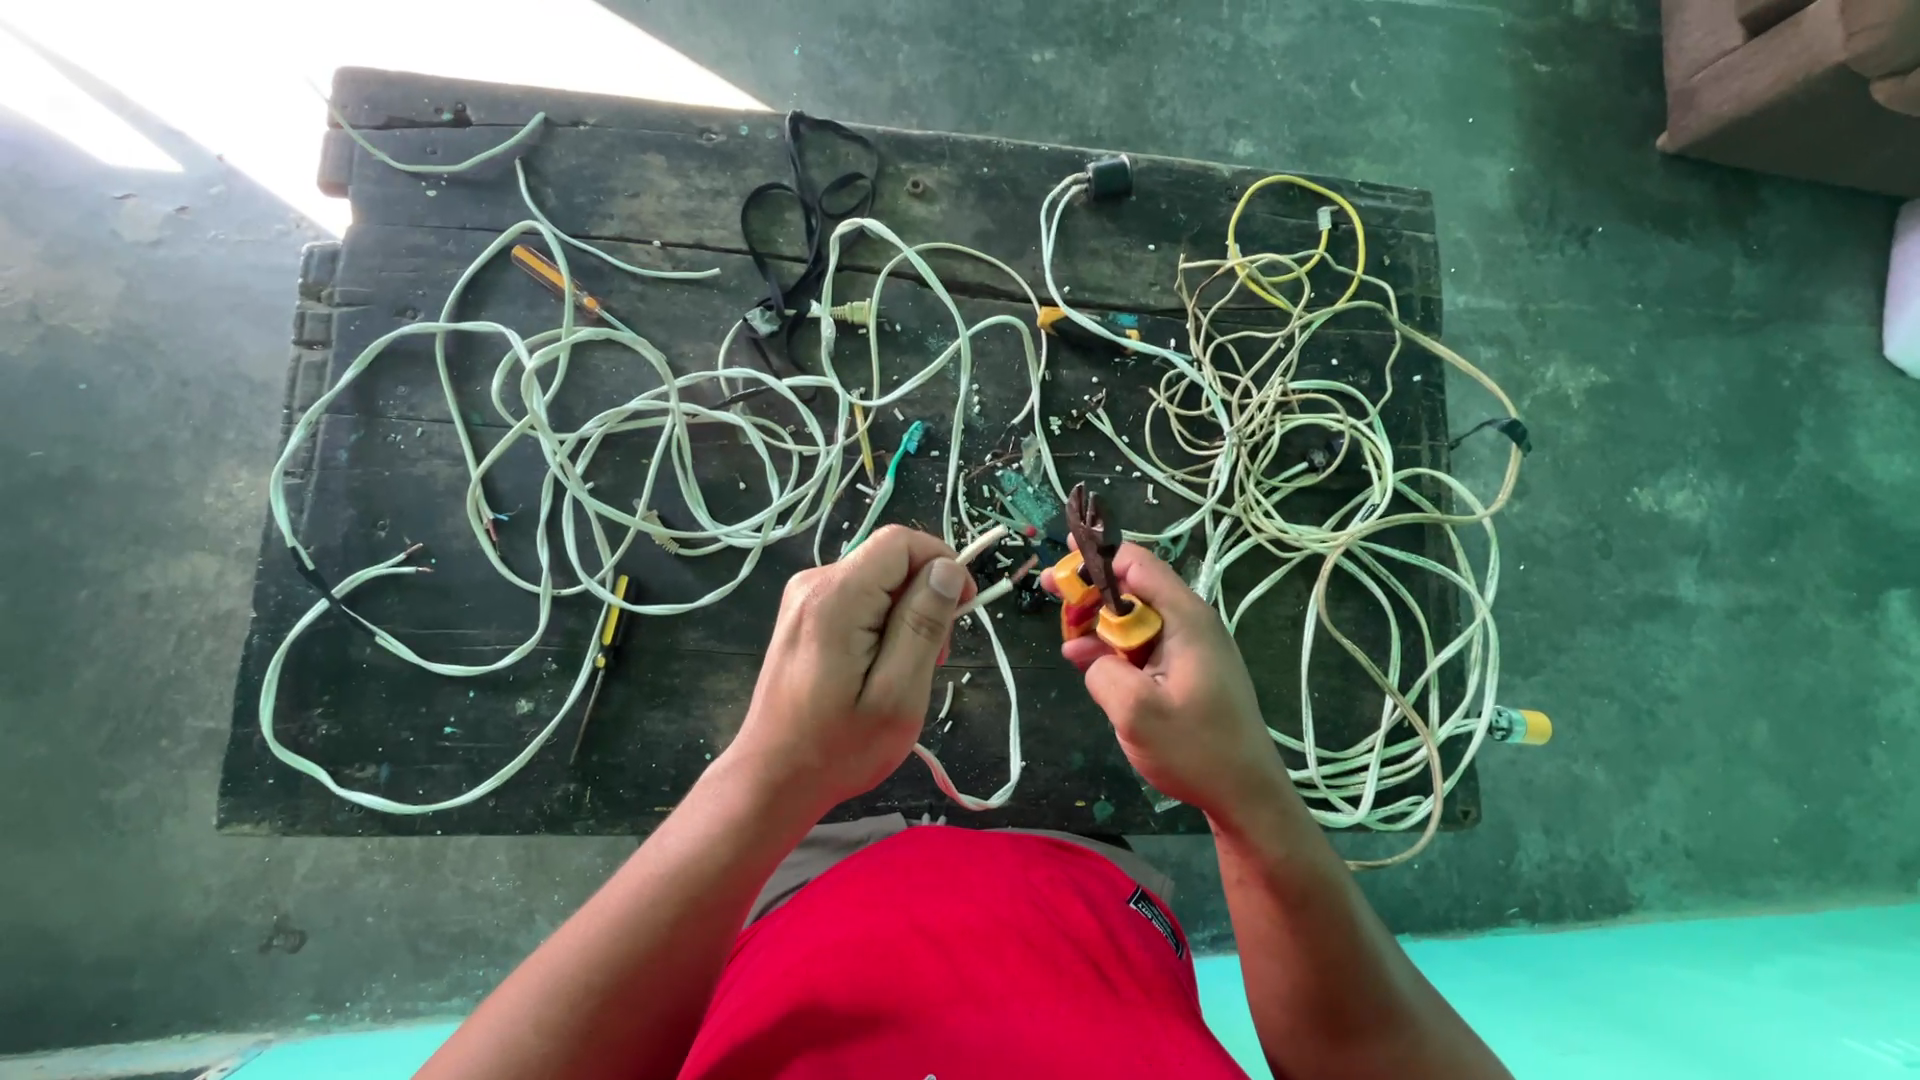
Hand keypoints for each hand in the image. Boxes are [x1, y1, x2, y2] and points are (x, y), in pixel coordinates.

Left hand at [726, 526, 975, 814]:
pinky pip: (859, 597)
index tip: (962, 610)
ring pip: (878, 579)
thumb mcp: (898, 694)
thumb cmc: (839, 747)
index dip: (941, 563)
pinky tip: (882, 666)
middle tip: (935, 656)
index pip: (900, 541)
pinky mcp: (803, 614)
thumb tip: (945, 568)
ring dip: (906, 613)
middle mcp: (814, 583)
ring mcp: (804, 598)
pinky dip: (883, 622)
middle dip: (925, 596)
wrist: (773, 777)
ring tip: (909, 669)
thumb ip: (922, 625)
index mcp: (836, 597)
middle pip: (889, 559)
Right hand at [1042, 542, 1283, 820]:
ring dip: (1100, 625)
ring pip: (1136, 617)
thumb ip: (1101, 670)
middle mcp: (1190, 622)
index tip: (1058, 576)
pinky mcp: (1189, 669)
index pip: (1136, 563)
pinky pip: (1146, 644)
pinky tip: (1092, 666)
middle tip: (1055, 607)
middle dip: (1090, 593)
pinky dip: (1116, 648)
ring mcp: (1192, 646)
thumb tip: (1085, 652)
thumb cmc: (1196, 749)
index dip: (1093, 561)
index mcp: (1185, 618)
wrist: (1247, 795)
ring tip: (1070, 647)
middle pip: (1133, 587)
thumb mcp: (1136, 711)